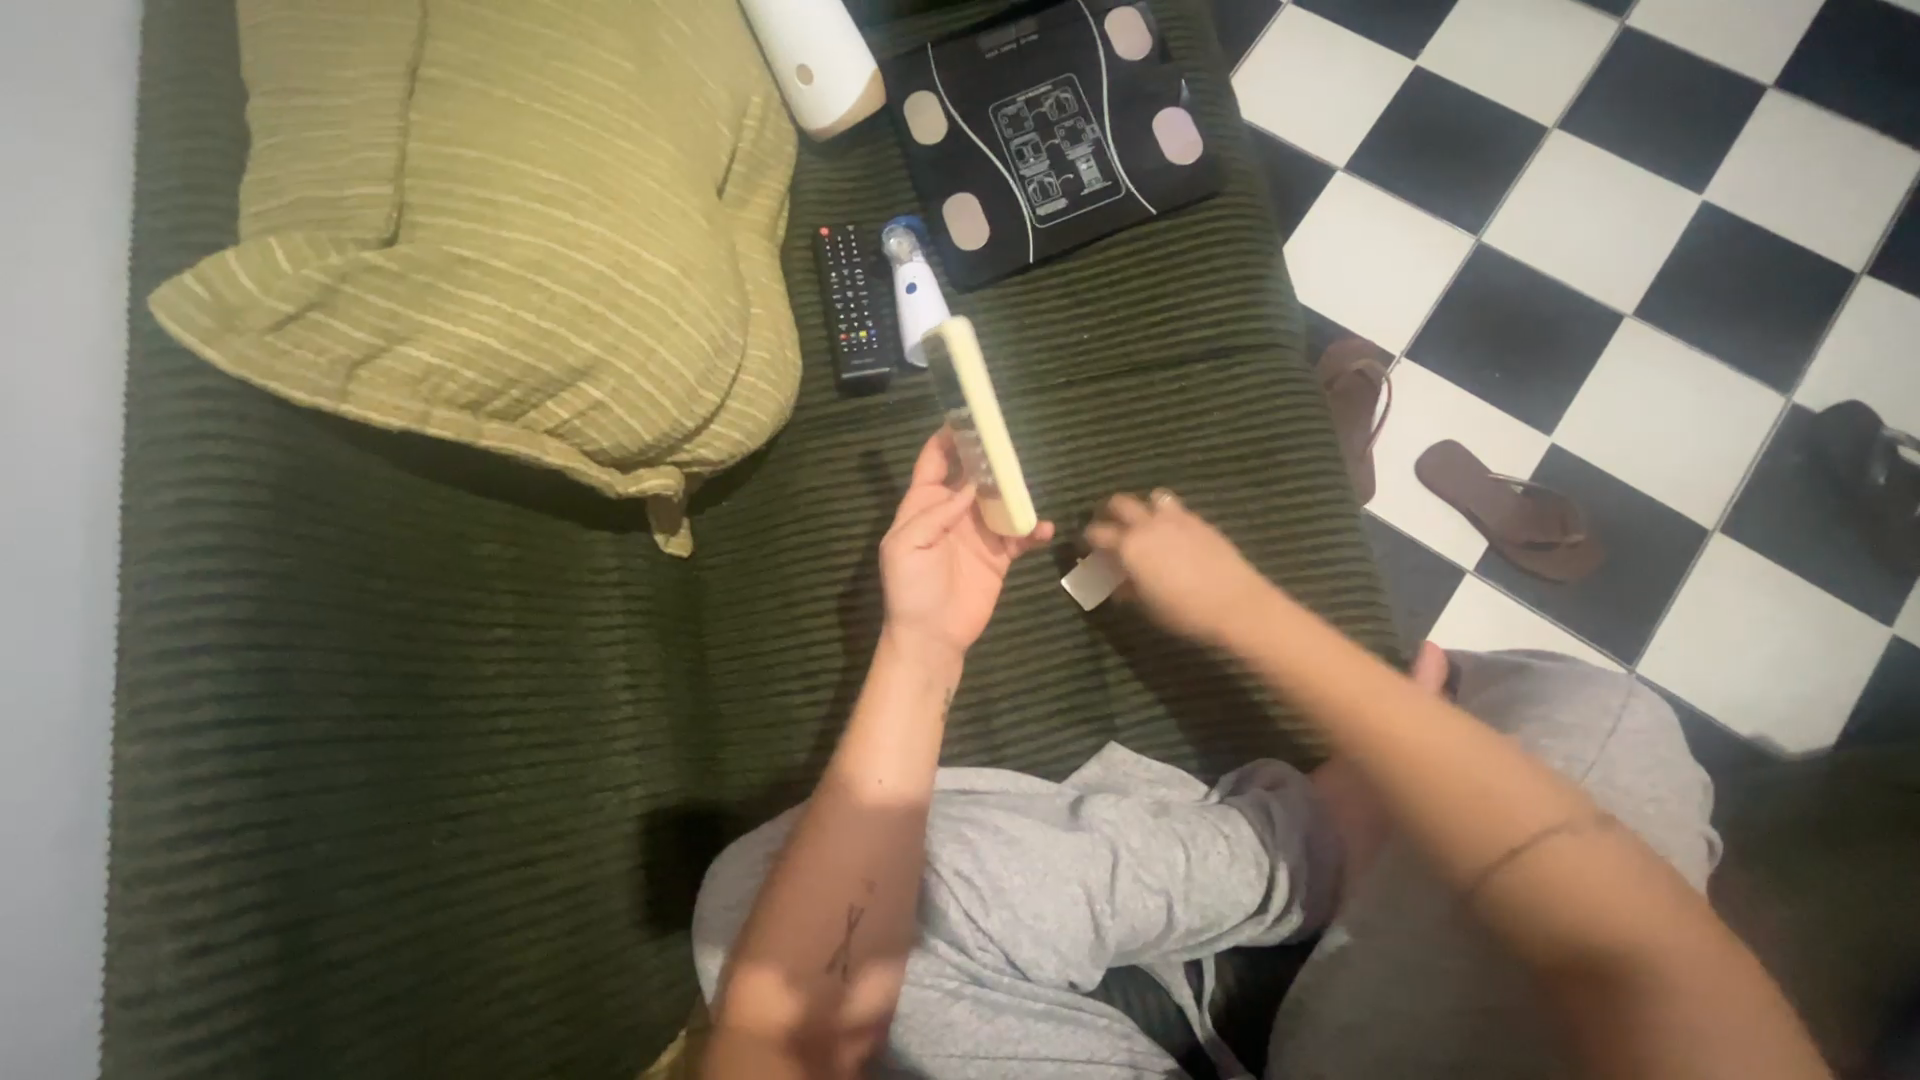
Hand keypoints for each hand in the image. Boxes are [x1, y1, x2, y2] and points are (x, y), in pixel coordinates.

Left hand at [879, 427, 1054, 665]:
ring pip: (1000, 501)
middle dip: (989, 460)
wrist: (931, 637)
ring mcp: (978, 534)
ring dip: (1015, 492)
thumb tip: (968, 486)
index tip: (967, 417)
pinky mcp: (999, 556)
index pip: (934, 463)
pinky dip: (1033, 529)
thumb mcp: (906, 545)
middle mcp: (952, 513)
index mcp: (923, 506)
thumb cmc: (910, 589)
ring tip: (1028, 486)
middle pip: (973, 476)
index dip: (948, 439)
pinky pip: (1020, 535)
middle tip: (1009, 444)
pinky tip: (1043, 528)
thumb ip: (935, 513)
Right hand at [1084, 489, 1280, 646]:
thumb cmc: (1183, 612)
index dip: (1087, 540)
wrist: (1236, 605)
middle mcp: (1147, 524)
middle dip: (1107, 512)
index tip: (1086, 549)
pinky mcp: (1199, 521)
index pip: (1096, 533)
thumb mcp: (1145, 605)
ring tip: (1142, 525)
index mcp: (1128, 546)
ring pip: (1150, 498)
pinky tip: (1171, 534)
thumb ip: (1124, 588)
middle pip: (1118, 503)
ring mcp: (1175, 518)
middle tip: (1107, 527)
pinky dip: (1165, 514)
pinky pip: (1175, 508)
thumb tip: (1114, 581)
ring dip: (1141, 508)